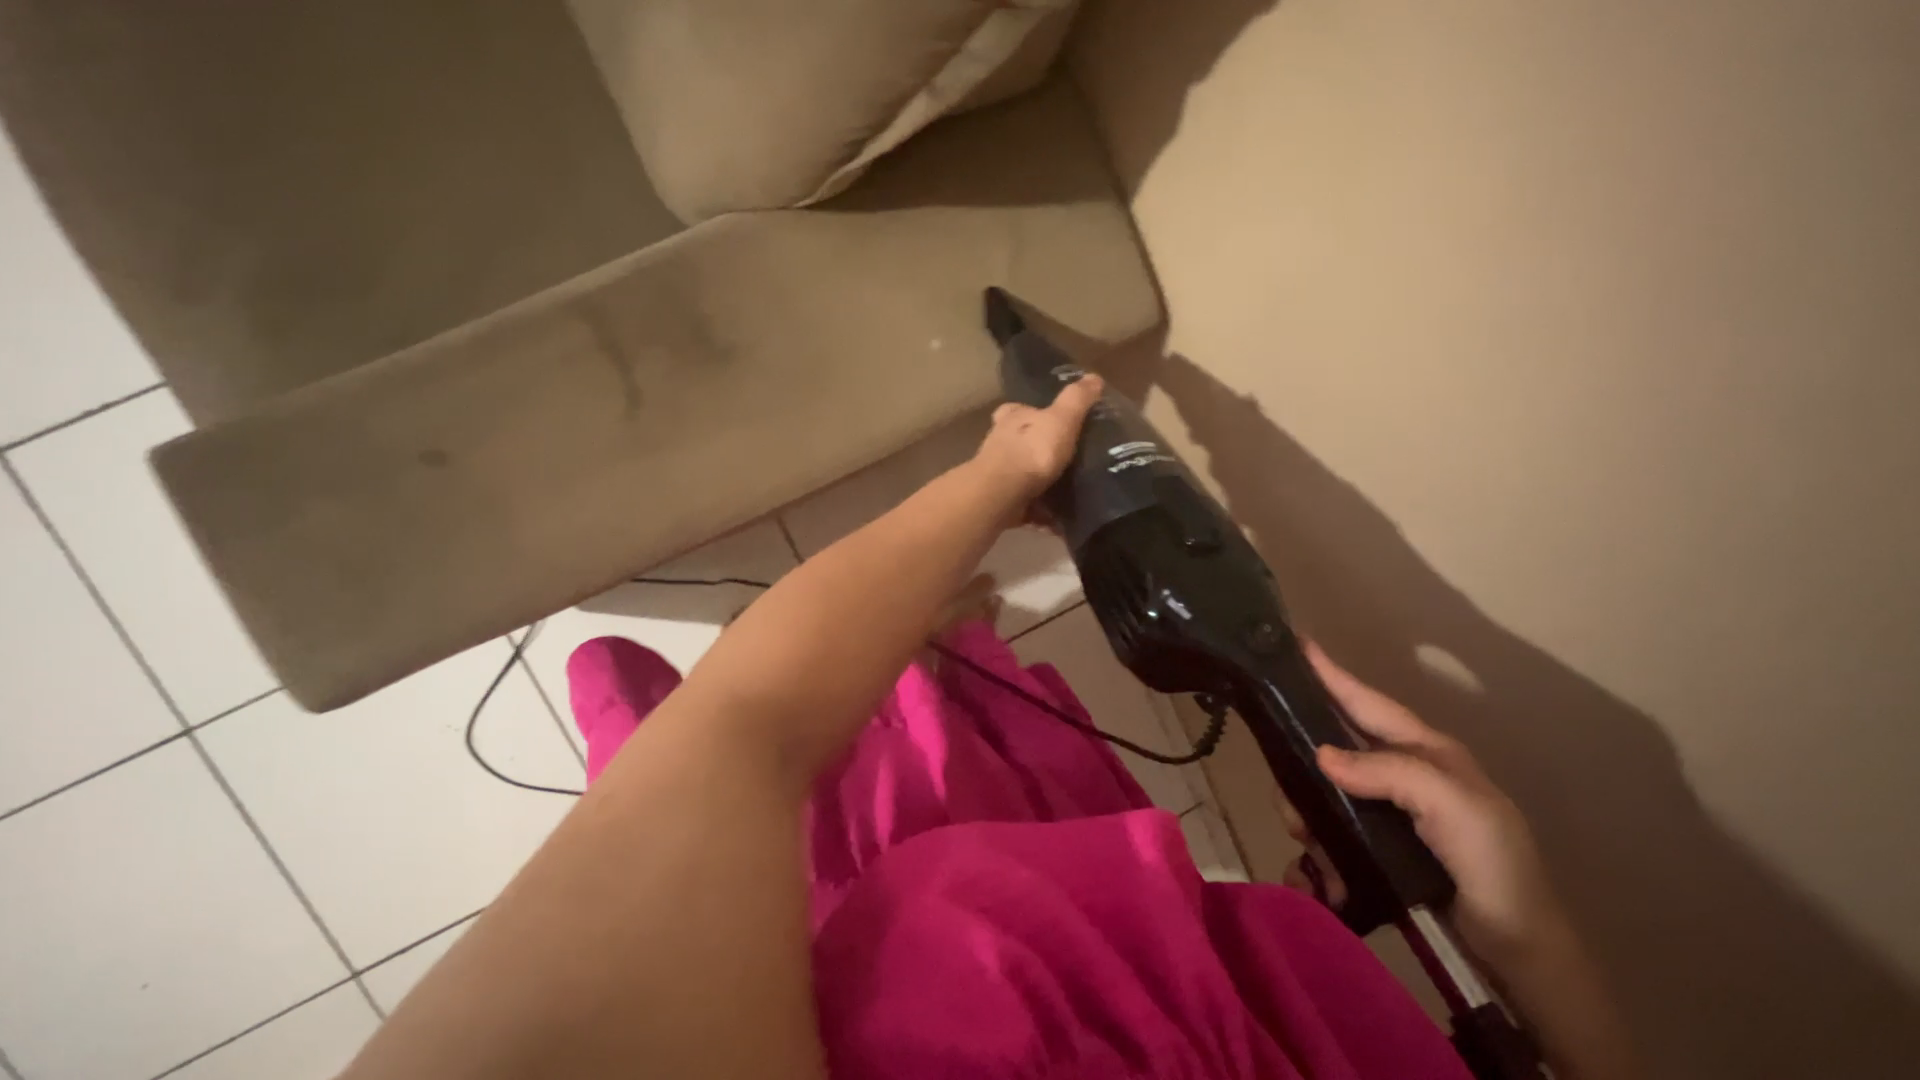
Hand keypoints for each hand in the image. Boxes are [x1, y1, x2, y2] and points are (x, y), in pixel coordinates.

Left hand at [972, 375, 1103, 505]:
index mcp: (1013, 419)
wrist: (1002, 494)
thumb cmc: (1032, 451)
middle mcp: (1000, 444)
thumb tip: (1094, 377)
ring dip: (1040, 484)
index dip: (1032, 413)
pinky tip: (1061, 522)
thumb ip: (1077, 400)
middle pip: (1019, 444)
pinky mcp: (1001, 503)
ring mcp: (998, 475)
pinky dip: (1041, 514)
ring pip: (1022, 476)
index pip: (1018, 410)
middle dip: (1038, 452)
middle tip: (1068, 462)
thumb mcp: (1061, 419)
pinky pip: (1026, 507)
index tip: (1051, 422)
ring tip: (1070, 493)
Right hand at [1295, 644, 1571, 965]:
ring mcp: (1385, 820)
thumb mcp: (1455, 806)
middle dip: (1302, 778)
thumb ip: (1390, 772)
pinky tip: (1314, 884)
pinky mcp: (1373, 858)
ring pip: (1318, 802)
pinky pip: (1324, 849)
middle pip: (1329, 756)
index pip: (1368, 703)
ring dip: (1307, 828)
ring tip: (1314, 860)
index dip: (1333, 675)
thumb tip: (1321, 755)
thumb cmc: (1493, 865)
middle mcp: (1399, 779)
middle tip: (1293, 813)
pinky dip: (1312, 866)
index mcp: (1424, 754)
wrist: (1517, 949)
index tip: (1294, 643)